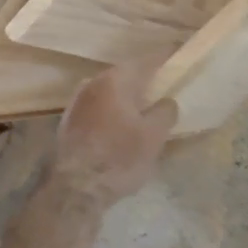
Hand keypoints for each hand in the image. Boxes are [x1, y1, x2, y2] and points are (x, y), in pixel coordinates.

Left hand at [50, 56, 178, 203]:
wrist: (73, 192)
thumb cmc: (118, 158)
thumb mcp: (153, 136)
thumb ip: (165, 112)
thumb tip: (166, 102)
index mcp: (115, 79)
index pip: (148, 60)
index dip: (166, 57)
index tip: (179, 55)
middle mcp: (93, 83)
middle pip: (126, 74)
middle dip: (145, 79)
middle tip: (164, 86)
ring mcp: (77, 103)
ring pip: (110, 92)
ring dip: (127, 98)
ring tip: (144, 108)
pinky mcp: (68, 124)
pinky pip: (98, 109)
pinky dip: (112, 112)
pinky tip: (121, 127)